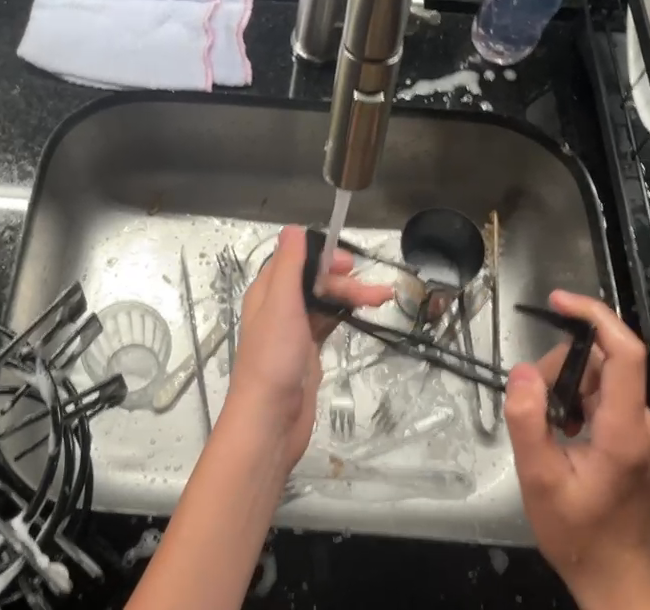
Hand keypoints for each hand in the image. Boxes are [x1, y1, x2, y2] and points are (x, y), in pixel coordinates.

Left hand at [222, 226, 390, 472]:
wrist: (270, 421)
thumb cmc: (273, 360)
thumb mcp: (281, 305)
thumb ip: (289, 266)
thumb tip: (293, 228)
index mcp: (267, 291)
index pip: (295, 258)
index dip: (322, 255)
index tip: (349, 261)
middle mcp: (278, 306)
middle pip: (314, 279)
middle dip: (343, 279)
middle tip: (373, 288)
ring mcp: (293, 330)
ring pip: (324, 301)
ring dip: (350, 296)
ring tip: (382, 298)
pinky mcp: (307, 351)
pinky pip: (327, 323)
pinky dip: (345, 315)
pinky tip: (362, 313)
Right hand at [506, 290, 649, 609]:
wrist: (616, 574)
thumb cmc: (578, 533)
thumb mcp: (538, 480)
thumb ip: (528, 421)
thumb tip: (523, 372)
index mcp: (624, 430)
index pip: (624, 353)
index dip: (594, 317)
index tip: (557, 301)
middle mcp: (642, 422)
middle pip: (601, 363)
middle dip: (559, 369)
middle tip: (532, 405)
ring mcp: (643, 429)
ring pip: (598, 378)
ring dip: (565, 388)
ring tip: (546, 428)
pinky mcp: (636, 436)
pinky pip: (602, 397)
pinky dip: (575, 402)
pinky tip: (562, 433)